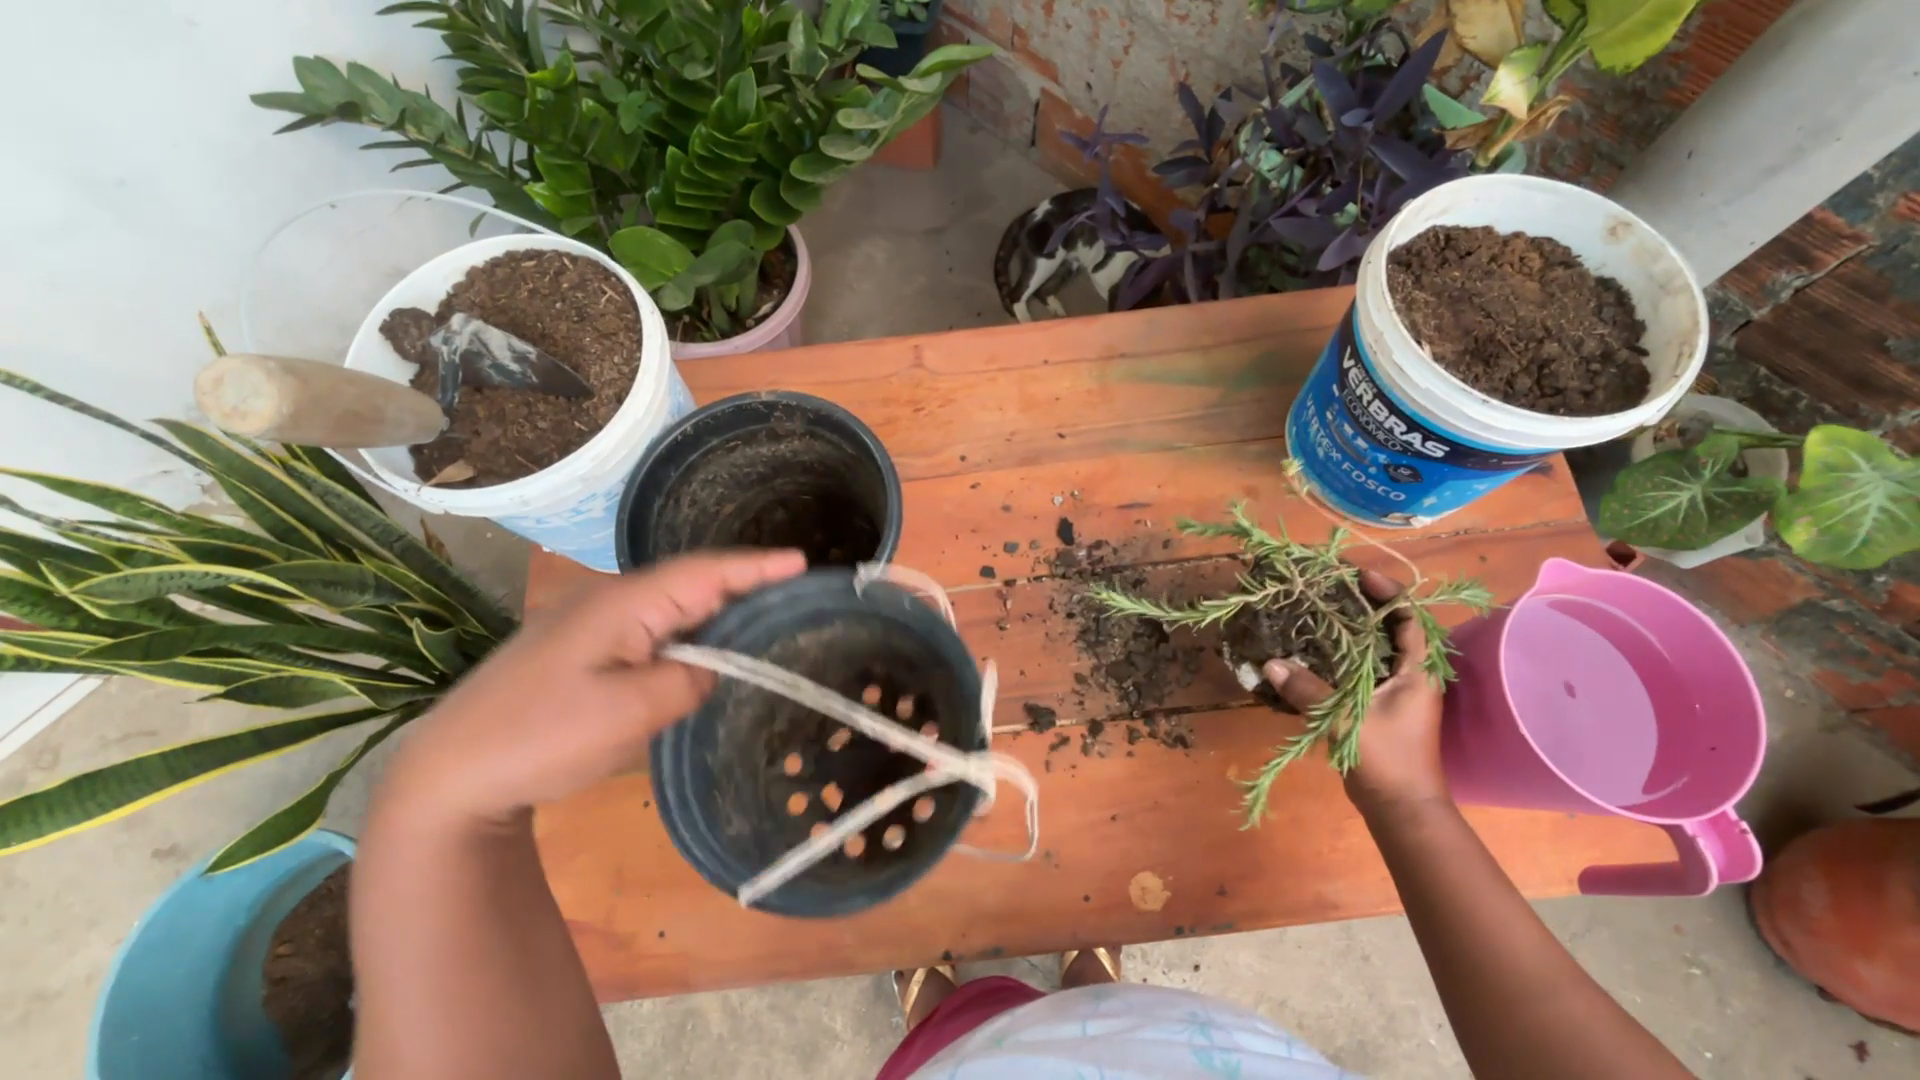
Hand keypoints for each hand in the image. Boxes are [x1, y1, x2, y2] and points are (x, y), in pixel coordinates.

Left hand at [376, 550, 806, 829]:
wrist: (451, 772)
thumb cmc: (540, 737)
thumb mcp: (628, 714)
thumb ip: (687, 681)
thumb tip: (715, 666)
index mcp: (624, 605)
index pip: (704, 573)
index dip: (756, 567)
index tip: (803, 562)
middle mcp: (610, 603)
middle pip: (690, 583)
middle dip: (745, 583)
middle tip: (798, 593)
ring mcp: (591, 626)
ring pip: (670, 607)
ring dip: (717, 609)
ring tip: (767, 617)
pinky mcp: (581, 652)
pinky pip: (651, 630)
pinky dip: (689, 634)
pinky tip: (704, 652)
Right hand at [1261, 569, 1450, 814]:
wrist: (1401, 808)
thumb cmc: (1386, 758)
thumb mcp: (1345, 718)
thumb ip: (1308, 690)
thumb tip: (1270, 663)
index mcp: (1417, 671)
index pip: (1408, 618)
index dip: (1388, 593)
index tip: (1357, 576)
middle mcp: (1410, 677)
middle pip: (1389, 630)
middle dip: (1361, 608)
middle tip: (1327, 591)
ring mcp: (1394, 694)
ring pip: (1371, 652)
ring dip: (1347, 634)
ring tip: (1314, 616)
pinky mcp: (1377, 710)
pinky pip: (1357, 673)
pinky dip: (1336, 661)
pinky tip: (1309, 658)